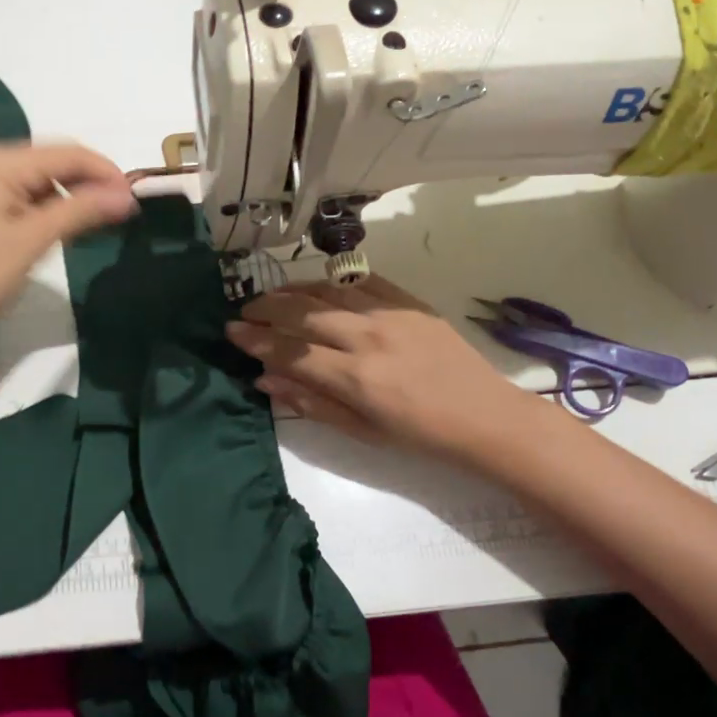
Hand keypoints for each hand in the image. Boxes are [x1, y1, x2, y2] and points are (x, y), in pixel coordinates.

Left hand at [0, 142, 136, 336]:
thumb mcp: (34, 239)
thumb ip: (82, 211)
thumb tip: (128, 196)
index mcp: (2, 160)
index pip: (68, 152)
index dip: (106, 171)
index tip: (136, 198)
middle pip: (55, 160)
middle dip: (91, 182)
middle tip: (122, 211)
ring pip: (41, 178)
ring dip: (72, 195)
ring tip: (100, 221)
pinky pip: (25, 194)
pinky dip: (50, 206)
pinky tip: (65, 226)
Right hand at [225, 276, 539, 462]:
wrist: (485, 416)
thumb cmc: (421, 435)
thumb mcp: (361, 431)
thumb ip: (311, 402)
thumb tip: (264, 380)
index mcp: (356, 377)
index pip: (290, 351)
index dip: (255, 341)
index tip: (231, 332)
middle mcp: (368, 337)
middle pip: (302, 313)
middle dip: (265, 309)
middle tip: (244, 310)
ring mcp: (390, 314)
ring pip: (328, 290)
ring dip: (293, 291)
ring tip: (272, 295)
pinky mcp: (410, 302)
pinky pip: (363, 280)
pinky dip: (333, 282)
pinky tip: (318, 286)